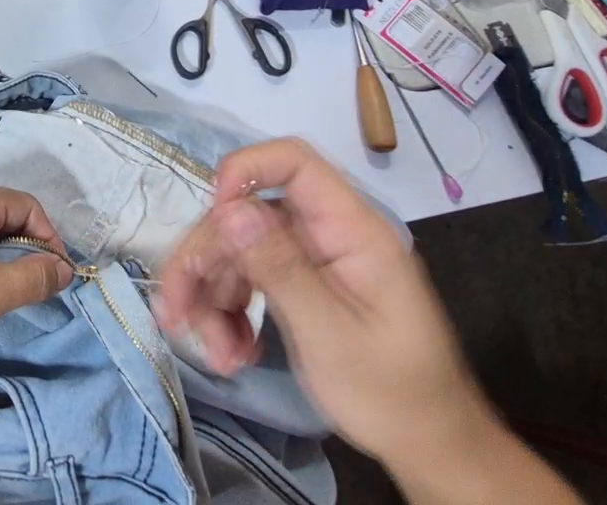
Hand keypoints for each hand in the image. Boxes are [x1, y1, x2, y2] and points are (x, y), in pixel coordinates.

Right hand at [153, 138, 492, 465]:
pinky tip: (231, 350)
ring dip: (211, 295)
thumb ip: (280, 269)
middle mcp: (326, 232)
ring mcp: (309, 257)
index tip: (213, 218)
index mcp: (350, 229)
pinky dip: (227, 311)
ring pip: (236, 248)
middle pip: (246, 214)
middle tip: (178, 314)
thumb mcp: (331, 336)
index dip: (245, 171)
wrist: (429, 444)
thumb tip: (228, 209)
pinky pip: (246, 277)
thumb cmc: (392, 393)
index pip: (294, 162)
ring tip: (214, 352)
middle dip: (206, 260)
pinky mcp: (297, 282)